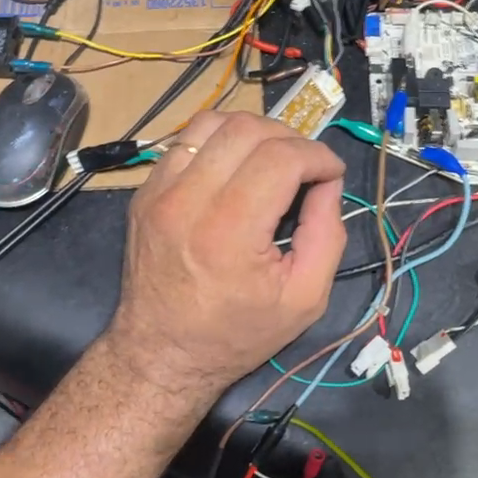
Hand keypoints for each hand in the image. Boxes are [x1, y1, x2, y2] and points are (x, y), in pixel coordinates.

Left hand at [100, 111, 346, 399]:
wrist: (162, 355)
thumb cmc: (237, 333)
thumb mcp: (304, 299)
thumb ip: (327, 234)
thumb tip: (328, 182)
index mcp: (229, 231)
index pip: (281, 157)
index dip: (318, 156)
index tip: (331, 175)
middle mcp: (188, 201)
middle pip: (247, 129)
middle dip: (290, 139)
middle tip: (306, 168)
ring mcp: (158, 192)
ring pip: (212, 122)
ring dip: (253, 132)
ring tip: (271, 160)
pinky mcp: (145, 192)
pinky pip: (186, 141)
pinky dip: (219, 143)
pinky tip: (235, 169)